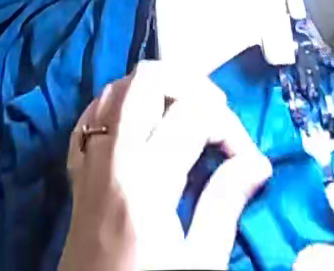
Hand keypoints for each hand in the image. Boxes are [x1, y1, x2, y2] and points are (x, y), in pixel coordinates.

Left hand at [59, 62, 272, 270]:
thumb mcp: (198, 268)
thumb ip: (224, 205)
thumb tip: (257, 163)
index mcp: (144, 184)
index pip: (195, 113)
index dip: (230, 128)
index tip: (246, 162)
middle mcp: (111, 163)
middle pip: (147, 81)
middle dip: (191, 87)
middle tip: (215, 119)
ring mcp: (88, 169)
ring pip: (116, 90)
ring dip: (156, 91)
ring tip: (185, 118)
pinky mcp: (76, 182)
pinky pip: (90, 119)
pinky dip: (119, 107)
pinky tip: (143, 125)